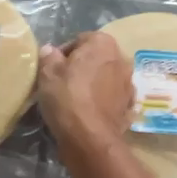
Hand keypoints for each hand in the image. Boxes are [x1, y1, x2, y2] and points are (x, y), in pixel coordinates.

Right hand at [38, 31, 132, 163]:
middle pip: (96, 58)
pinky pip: (112, 97)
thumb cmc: (67, 98)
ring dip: (94, 84)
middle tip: (63, 83)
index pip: (79, 40)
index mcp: (102, 43)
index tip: (52, 70)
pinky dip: (103, 101)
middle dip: (81, 67)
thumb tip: (50, 50)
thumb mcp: (47, 74)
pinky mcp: (129, 105)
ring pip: (106, 78)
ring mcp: (129, 83)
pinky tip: (90, 111)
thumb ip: (49, 57)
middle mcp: (121, 58)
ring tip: (76, 99)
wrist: (89, 137)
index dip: (63, 54)